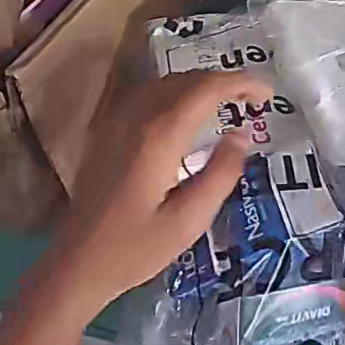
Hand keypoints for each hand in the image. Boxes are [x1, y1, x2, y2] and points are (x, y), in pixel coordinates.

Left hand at [41, 69, 272, 317]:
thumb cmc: (136, 248)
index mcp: (160, 136)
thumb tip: (241, 135)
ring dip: (202, 84)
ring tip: (229, 102)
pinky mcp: (108, 130)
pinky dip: (178, 91)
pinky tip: (188, 111)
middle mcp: (137, 117)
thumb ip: (221, 173)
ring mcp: (118, 121)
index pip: (206, 88)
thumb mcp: (190, 221)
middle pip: (188, 79)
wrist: (77, 265)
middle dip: (226, 81)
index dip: (241, 83)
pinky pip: (149, 93)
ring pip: (167, 81)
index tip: (267, 94)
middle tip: (254, 100)